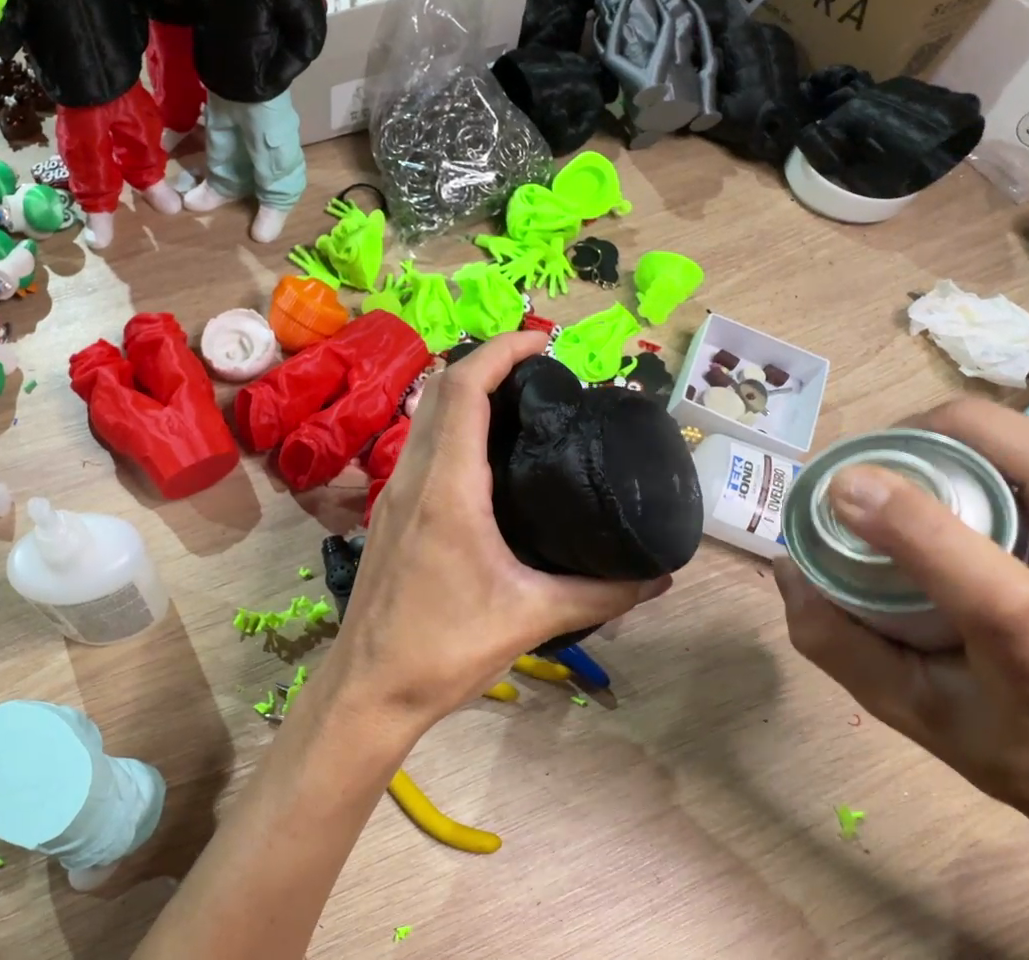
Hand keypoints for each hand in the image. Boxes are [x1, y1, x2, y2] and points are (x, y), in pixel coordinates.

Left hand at [335, 331, 671, 733]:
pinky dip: (452, 433)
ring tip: (521, 408)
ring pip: (426, 422)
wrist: (369, 686)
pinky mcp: (388, 517)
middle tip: (543, 374)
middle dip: (488, 366)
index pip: (464, 390)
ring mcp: (392, 496)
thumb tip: (659, 575)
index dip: (500, 351)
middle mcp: (412, 478)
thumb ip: (601, 592)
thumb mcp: (531, 617)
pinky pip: (420, 452)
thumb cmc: (444, 649)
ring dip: (467, 398)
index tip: (542, 341)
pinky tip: (486, 462)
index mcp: (445, 487)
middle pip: (442, 394)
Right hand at [776, 400, 1028, 850]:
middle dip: (968, 430)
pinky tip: (964, 482)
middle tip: (890, 437)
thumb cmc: (1013, 755)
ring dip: (989, 436)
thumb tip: (788, 564)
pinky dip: (1009, 461)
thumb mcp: (906, 713)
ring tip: (917, 448)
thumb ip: (835, 641)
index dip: (912, 521)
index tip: (839, 485)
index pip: (991, 584)